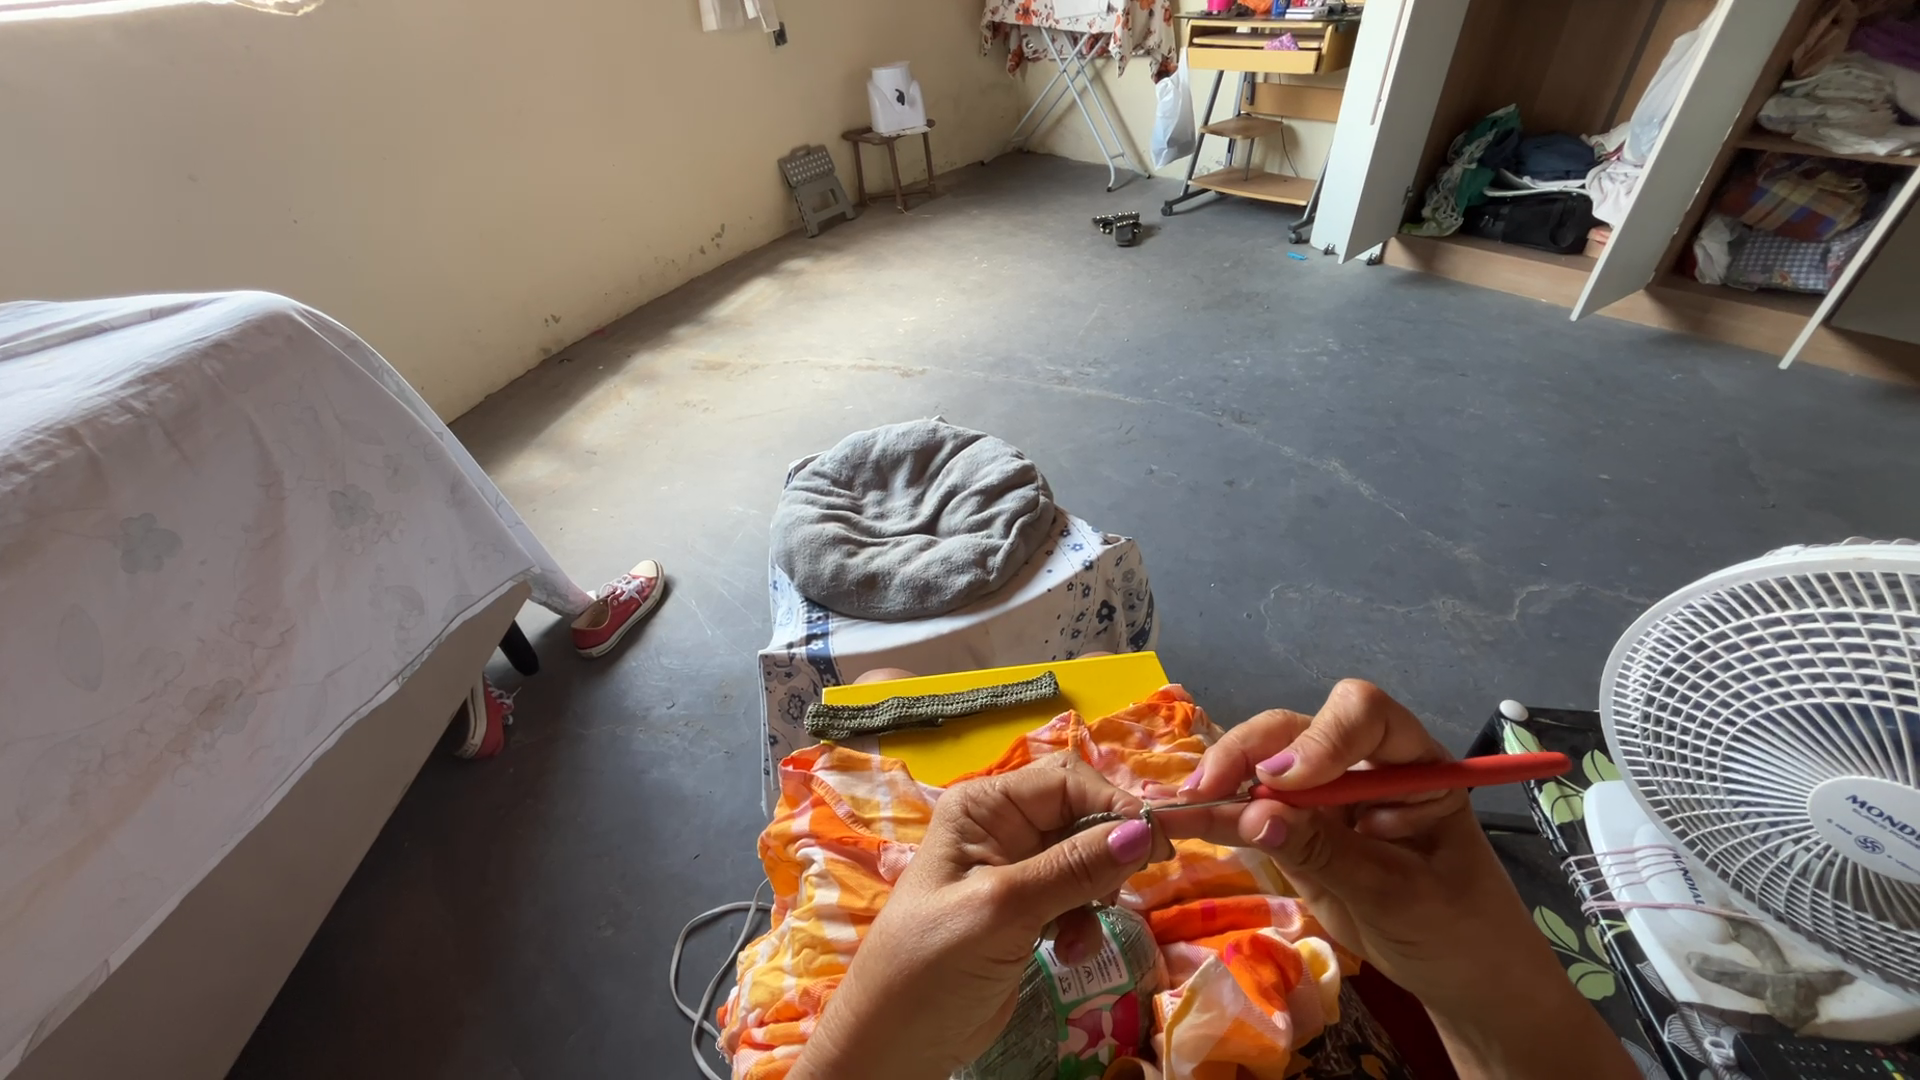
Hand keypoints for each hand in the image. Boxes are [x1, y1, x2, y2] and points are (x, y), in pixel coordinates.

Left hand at [791, 754, 1171, 1079]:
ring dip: (1096, 894)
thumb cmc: (933, 963)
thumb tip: (1143, 830)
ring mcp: (1016, 867)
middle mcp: (1002, 825)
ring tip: (1079, 935)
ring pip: (1086, 856)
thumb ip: (1073, 869)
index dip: (1112, 803)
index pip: (1065, 779)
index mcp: (985, 804)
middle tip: (1121, 893)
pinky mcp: (1028, 908)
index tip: (1153, 842)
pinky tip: (1071, 949)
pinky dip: (1085, 920)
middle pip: (1080, 813)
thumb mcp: (1003, 908)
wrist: (896, 1044)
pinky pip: (1078, 894)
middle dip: (1106, 852)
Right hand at [1163, 680, 1635, 1078]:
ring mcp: (1322, 791)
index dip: (1321, 737)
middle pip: (1295, 729)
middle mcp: (1360, 761)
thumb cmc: (1460, 933)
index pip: (1365, 715)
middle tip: (1206, 790)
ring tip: (1178, 806)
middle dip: (1247, 754)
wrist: (1465, 981)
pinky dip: (1214, 812)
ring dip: (1219, 778)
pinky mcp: (1293, 822)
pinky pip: (1247, 806)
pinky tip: (1180, 818)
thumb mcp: (1400, 896)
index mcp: (1412, 762)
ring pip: (1260, 759)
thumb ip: (1326, 852)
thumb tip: (1251, 818)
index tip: (1285, 782)